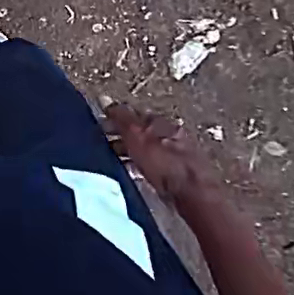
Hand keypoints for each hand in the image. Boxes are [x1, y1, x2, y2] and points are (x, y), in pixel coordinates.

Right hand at [105, 103, 220, 206]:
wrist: (194, 195)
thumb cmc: (164, 163)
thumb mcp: (137, 137)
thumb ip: (120, 118)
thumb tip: (104, 99)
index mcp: (160, 122)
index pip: (133, 113)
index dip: (115, 118)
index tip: (99, 125)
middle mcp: (171, 135)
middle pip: (141, 131)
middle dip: (122, 136)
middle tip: (103, 143)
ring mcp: (177, 156)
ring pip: (147, 149)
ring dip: (130, 152)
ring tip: (113, 160)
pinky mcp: (179, 176)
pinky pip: (153, 166)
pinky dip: (140, 166)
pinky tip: (132, 174)